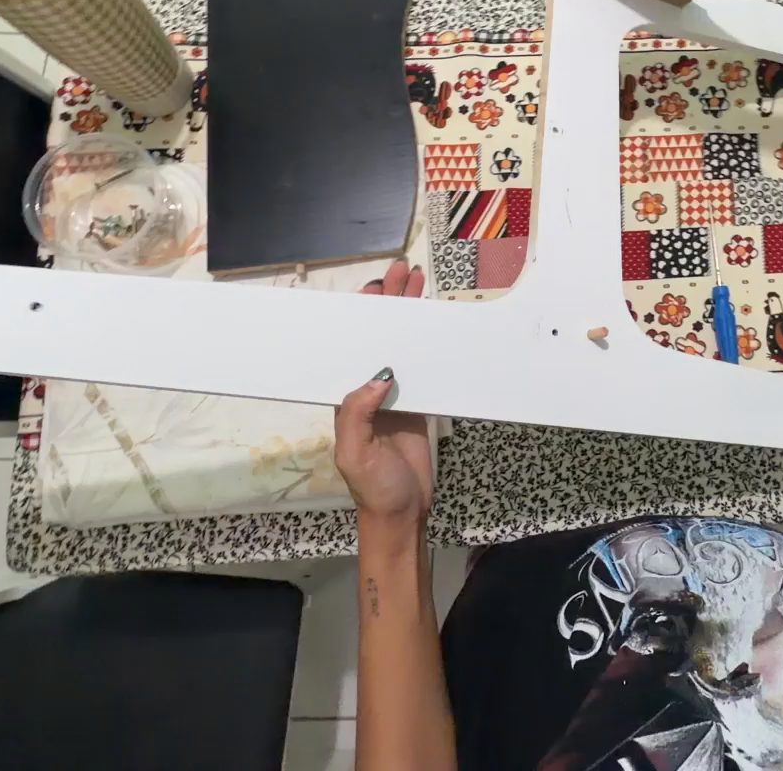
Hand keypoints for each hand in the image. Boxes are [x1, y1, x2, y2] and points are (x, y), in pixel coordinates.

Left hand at [334, 260, 432, 527]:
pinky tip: (434, 323)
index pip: (351, 347)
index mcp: (348, 398)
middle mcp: (369, 391)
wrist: (404, 513)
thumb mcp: (356, 454)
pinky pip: (424, 365)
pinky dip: (428, 342)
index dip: (361, 316)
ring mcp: (396, 395)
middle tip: (401, 270)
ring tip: (417, 282)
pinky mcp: (419, 402)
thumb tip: (378, 375)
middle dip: (388, 302)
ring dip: (409, 315)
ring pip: (401, 345)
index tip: (373, 288)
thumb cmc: (374, 487)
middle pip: (377, 336)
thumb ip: (358, 414)